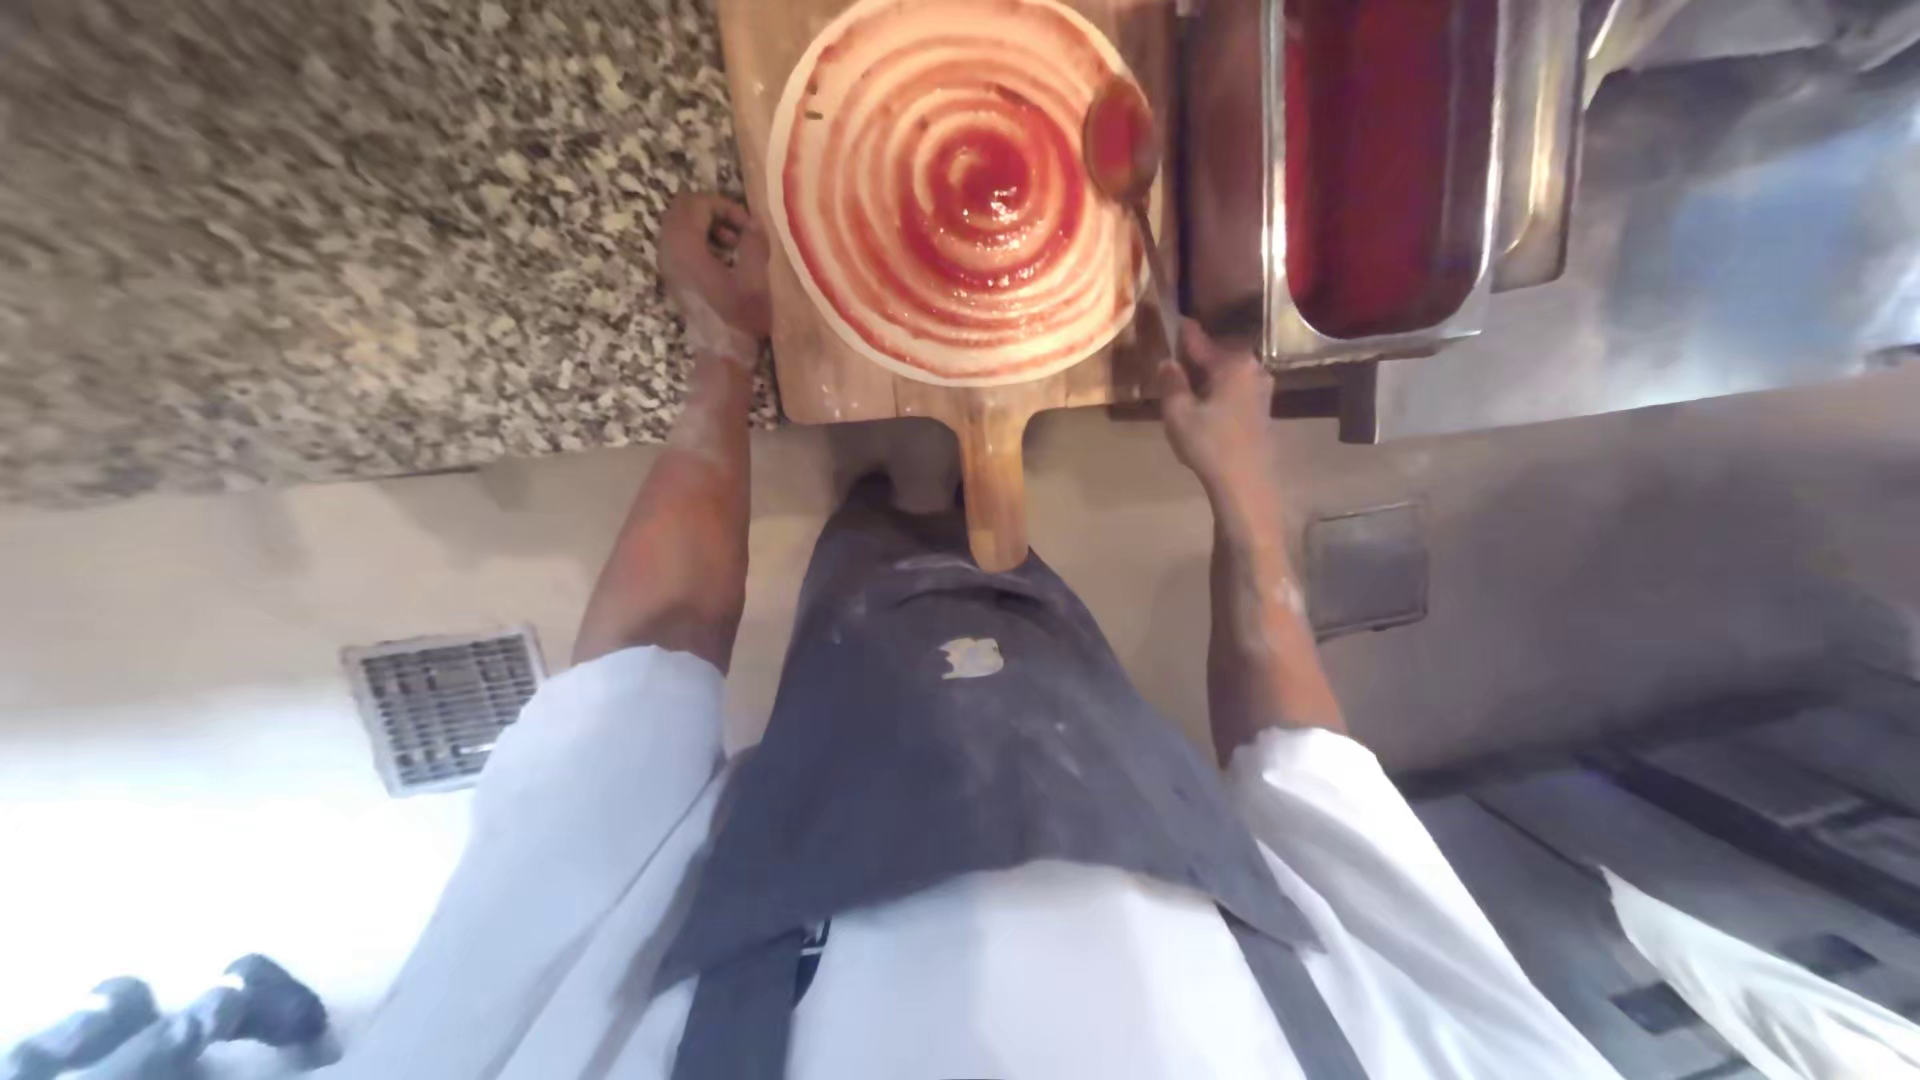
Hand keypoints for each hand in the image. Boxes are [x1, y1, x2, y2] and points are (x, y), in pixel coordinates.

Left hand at [658, 194, 771, 356]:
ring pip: (680, 224)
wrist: (722, 352)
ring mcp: (667, 263)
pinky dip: (700, 240)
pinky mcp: (673, 275)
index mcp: (685, 247)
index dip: (725, 206)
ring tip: (734, 244)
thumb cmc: (739, 319)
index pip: (697, 203)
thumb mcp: (755, 281)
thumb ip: (754, 245)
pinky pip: (680, 241)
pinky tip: (723, 258)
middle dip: (714, 212)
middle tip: (740, 230)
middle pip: (683, 208)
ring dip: (708, 226)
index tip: (749, 226)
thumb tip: (755, 225)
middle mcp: (669, 250)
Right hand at [1158, 321, 1275, 499]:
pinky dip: (1217, 389)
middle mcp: (1252, 367)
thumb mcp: (1178, 413)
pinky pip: (1234, 387)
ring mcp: (1262, 387)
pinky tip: (1203, 405)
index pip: (1198, 338)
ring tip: (1182, 387)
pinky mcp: (1263, 406)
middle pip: (1215, 354)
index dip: (1179, 330)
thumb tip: (1167, 361)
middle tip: (1168, 364)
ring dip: (1204, 376)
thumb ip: (1171, 382)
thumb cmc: (1209, 444)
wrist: (1246, 481)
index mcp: (1231, 363)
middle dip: (1192, 357)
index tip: (1166, 318)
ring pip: (1225, 372)